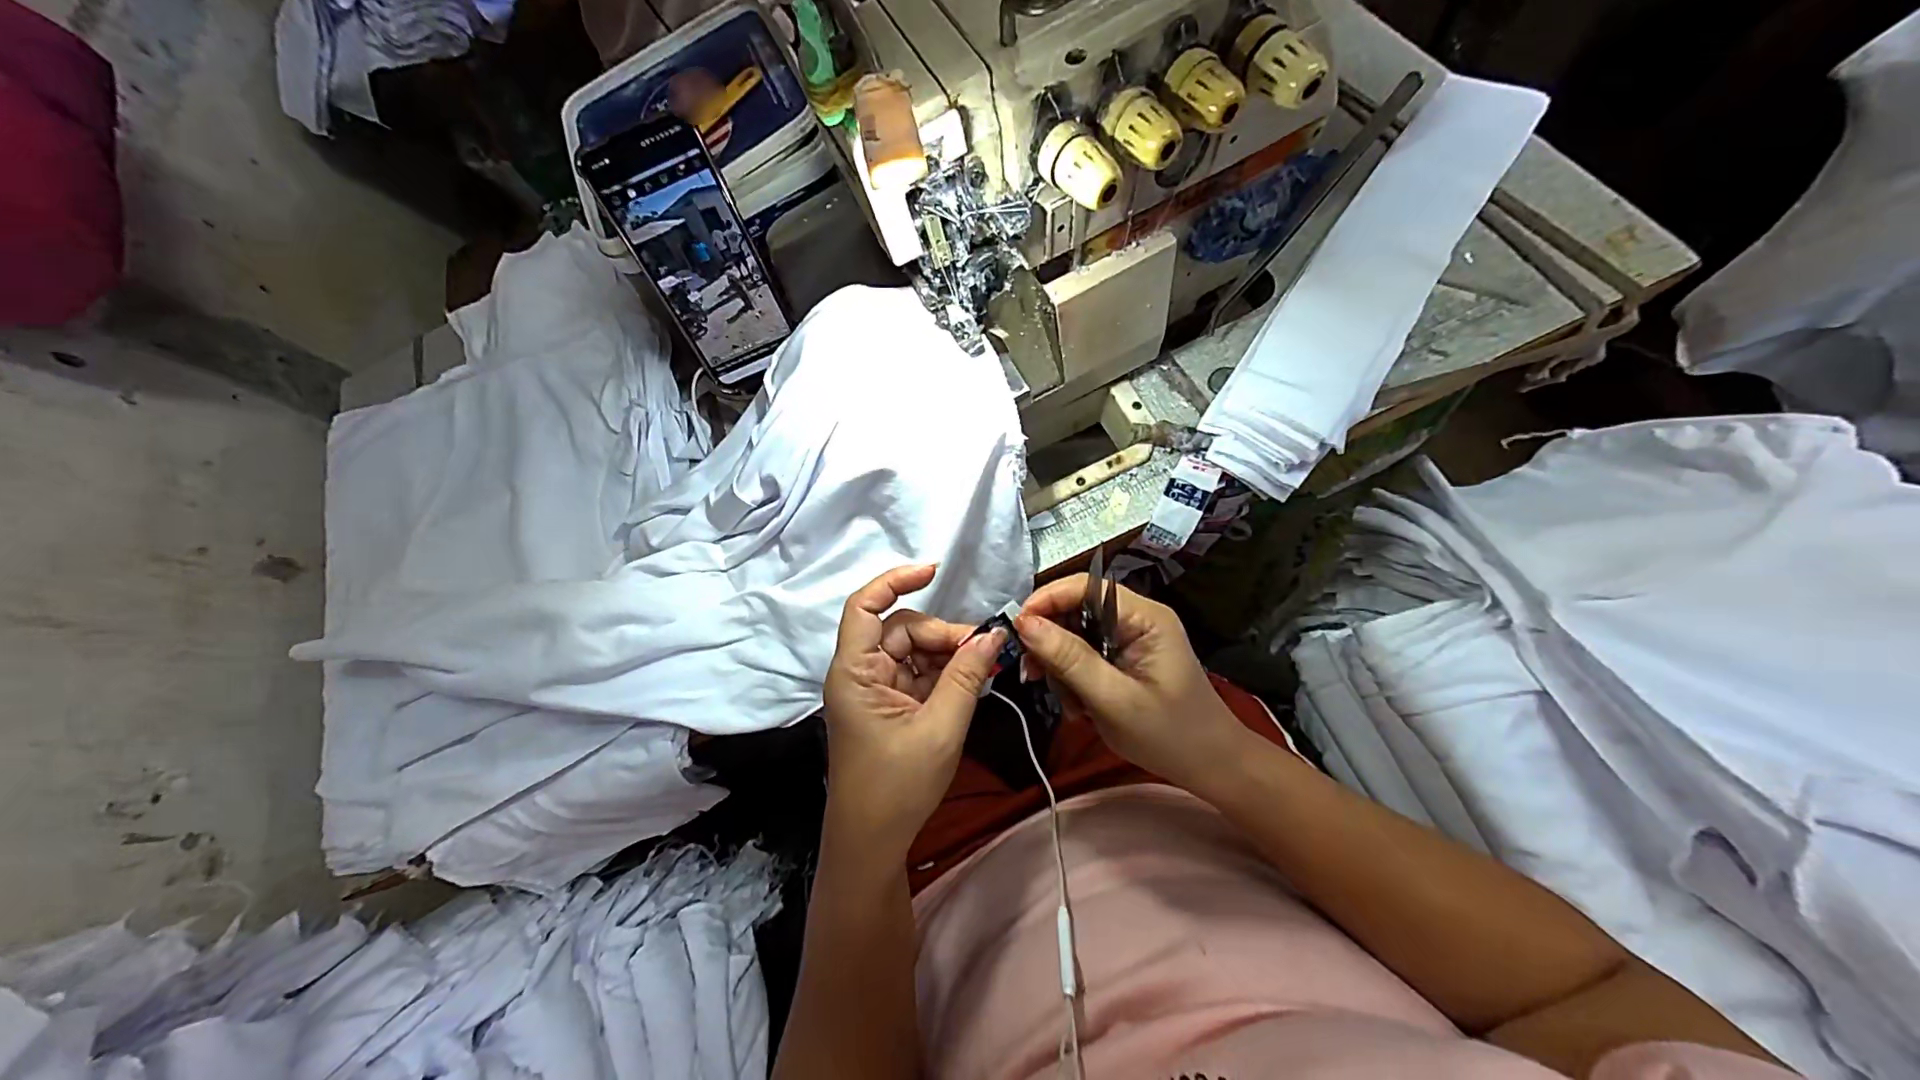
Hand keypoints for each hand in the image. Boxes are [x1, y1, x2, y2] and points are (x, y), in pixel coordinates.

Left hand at [822, 564, 1004, 857]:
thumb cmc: (897, 787)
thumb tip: (994, 635)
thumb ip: (966, 677)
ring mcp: (875, 690)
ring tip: (984, 669)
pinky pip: (918, 675)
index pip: (864, 606)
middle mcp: (860, 673)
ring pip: (913, 651)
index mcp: (855, 672)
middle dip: (943, 634)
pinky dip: (944, 674)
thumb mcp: (940, 728)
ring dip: (948, 655)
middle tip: (986, 652)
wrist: (873, 843)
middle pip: (901, 629)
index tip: (935, 571)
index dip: (896, 581)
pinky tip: (971, 681)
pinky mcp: (890, 707)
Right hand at [1014, 574, 1256, 792]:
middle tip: (1033, 675)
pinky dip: (1071, 678)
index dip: (1046, 600)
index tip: (1016, 630)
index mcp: (1144, 616)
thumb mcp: (1114, 699)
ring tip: (1068, 703)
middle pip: (1074, 609)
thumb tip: (1024, 623)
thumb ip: (1069, 659)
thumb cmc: (1169, 734)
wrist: (1209, 766)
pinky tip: (1078, 707)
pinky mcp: (1122, 657)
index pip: (1084, 587)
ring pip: (1073, 634)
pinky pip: (1082, 654)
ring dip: (1059, 666)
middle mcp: (1135, 618)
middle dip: (1050, 640)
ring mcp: (1129, 638)